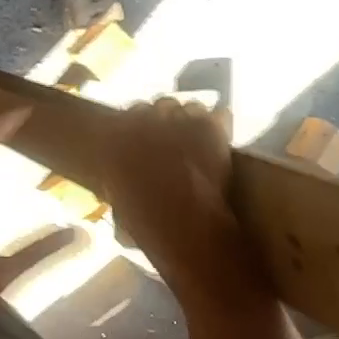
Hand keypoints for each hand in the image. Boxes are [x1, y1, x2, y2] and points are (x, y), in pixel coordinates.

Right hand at [94, 98, 259, 301]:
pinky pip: (220, 114)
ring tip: (199, 141)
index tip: (149, 136)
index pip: (132, 111)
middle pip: (160, 104)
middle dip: (167, 118)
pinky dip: (221, 125)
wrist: (190, 234)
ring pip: (190, 107)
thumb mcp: (119, 201)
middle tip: (175, 139)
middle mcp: (147, 122)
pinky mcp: (212, 131)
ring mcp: (182, 124)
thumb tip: (116, 177)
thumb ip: (116, 178)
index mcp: (120, 138)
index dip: (141, 122)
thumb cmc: (149, 226)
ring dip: (193, 120)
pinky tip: (220, 141)